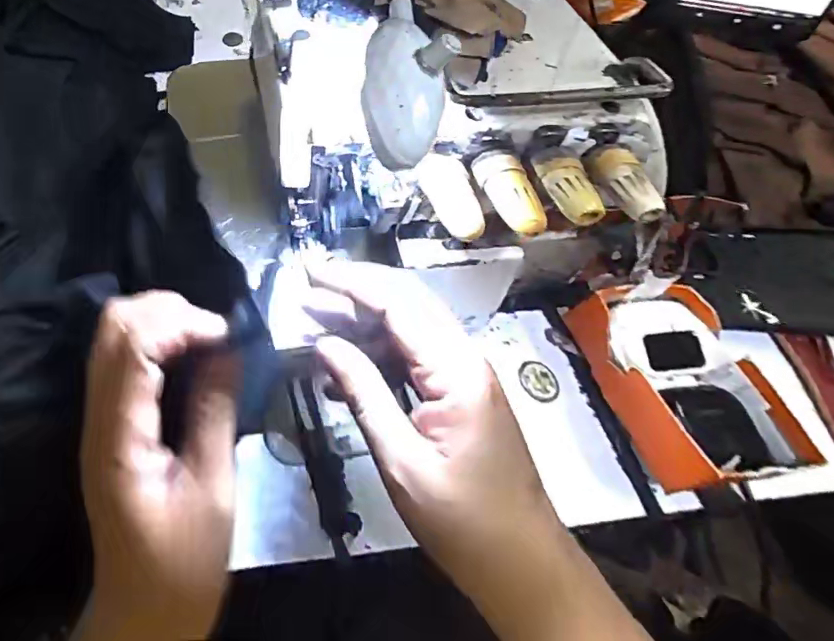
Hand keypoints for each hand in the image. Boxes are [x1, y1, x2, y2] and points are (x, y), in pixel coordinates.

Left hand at [78, 292, 238, 640]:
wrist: (141, 613)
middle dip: (170, 310)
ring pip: (116, 333)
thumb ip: (217, 411)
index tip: (228, 337)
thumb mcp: (214, 490)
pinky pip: (126, 355)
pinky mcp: (111, 420)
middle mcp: (99, 417)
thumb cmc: (182, 564)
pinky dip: (161, 338)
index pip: (134, 345)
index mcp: (119, 437)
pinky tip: (193, 354)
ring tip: (210, 339)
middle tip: (217, 333)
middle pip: (115, 324)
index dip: (183, 322)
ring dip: (165, 319)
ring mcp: (99, 417)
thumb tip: (230, 347)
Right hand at [307, 260, 650, 640]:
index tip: (312, 272)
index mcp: (456, 367)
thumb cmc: (462, 521)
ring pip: (411, 324)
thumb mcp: (402, 461)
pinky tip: (344, 364)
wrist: (523, 562)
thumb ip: (364, 393)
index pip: (397, 304)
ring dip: (365, 319)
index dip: (351, 283)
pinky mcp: (462, 388)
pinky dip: (381, 351)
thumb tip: (325, 344)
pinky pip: (417, 354)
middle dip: (357, 288)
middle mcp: (465, 355)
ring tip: (317, 318)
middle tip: (310, 283)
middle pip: (407, 301)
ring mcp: (466, 370)